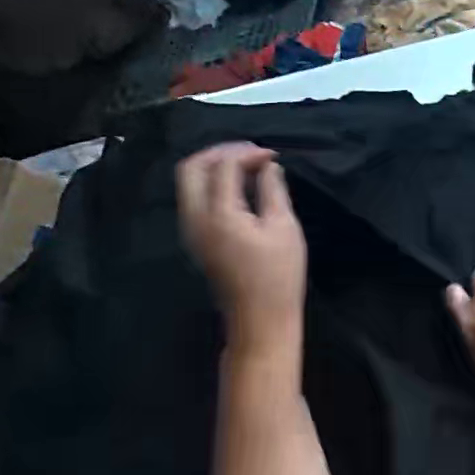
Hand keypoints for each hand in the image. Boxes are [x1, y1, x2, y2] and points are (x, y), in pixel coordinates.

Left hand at [177, 143, 307, 356]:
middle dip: (220, 152)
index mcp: (218, 214)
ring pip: (189, 183)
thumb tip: (268, 166)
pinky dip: (213, 184)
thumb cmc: (278, 276)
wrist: (260, 321)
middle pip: (191, 167)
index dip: (248, 153)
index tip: (273, 157)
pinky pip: (195, 198)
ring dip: (215, 167)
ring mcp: (191, 231)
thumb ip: (273, 189)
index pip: (223, 166)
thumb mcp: (284, 227)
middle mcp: (196, 219)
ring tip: (248, 167)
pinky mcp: (196, 239)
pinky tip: (240, 187)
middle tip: (251, 154)